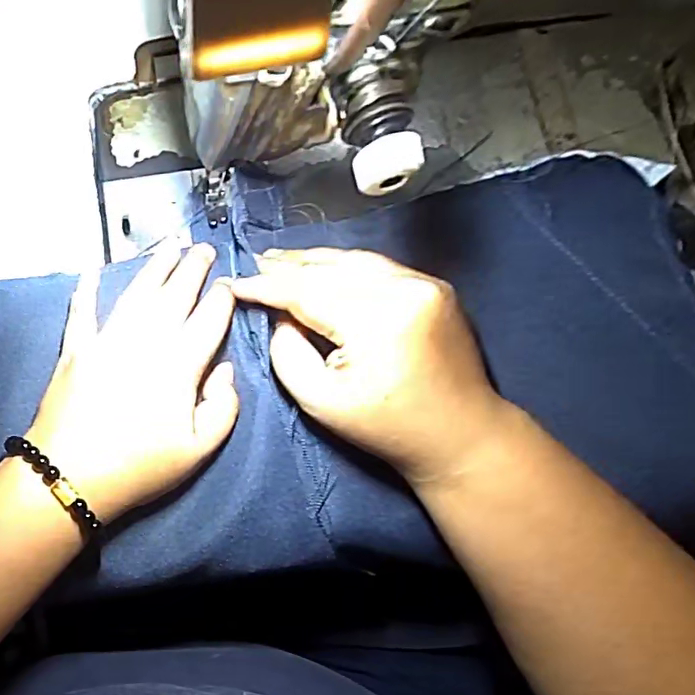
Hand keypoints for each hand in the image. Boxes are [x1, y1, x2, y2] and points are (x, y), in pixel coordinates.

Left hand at [23, 244, 239, 520]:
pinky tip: (91, 269)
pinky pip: (82, 310)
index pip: (210, 318)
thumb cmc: (139, 468)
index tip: (229, 284)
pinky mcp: (75, 349)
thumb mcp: (198, 450)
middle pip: (176, 294)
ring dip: (154, 266)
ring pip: (136, 292)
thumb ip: (223, 408)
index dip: (222, 297)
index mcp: (181, 364)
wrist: (70, 475)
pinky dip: (86, 288)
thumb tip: (225, 371)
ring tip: (169, 246)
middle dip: (193, 268)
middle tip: (203, 248)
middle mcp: (146, 340)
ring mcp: (107, 340)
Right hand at [230, 247, 517, 488]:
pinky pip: (377, 267)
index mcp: (377, 320)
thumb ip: (288, 354)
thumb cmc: (386, 427)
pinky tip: (323, 270)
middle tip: (254, 265)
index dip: (266, 287)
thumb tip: (280, 316)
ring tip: (280, 262)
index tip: (235, 286)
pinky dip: (344, 267)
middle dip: (288, 267)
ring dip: (315, 262)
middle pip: (331, 268)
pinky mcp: (434, 287)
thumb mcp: (320, 401)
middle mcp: (405, 289)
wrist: (458, 433)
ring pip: (355, 261)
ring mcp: (425, 284)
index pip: (307, 291)